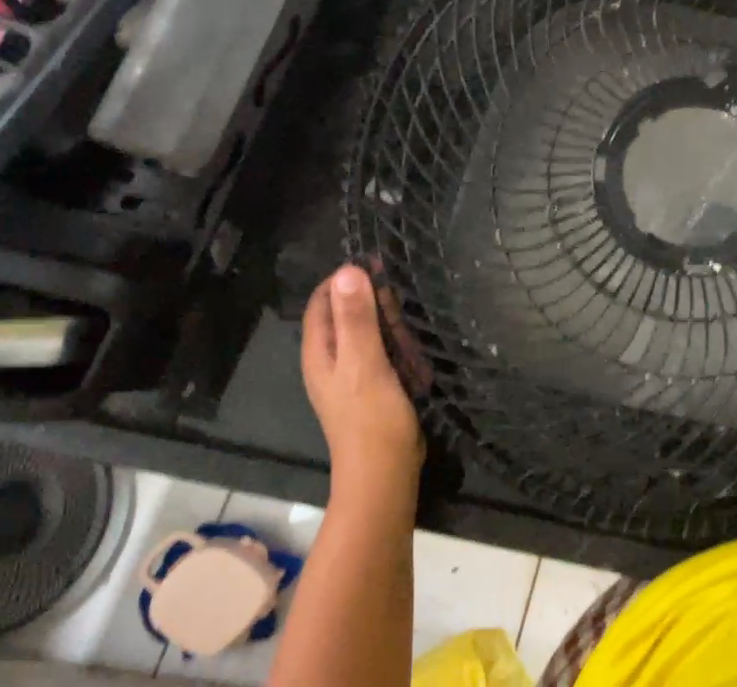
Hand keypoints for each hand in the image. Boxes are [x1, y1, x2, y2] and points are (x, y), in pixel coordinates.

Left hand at [302, 264, 423, 484]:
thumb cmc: (371, 418)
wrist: (385, 472)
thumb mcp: (365, 363)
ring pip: (367, 333)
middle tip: (401, 289)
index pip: (322, 300)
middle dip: (371, 299)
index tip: (378, 264)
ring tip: (412, 314)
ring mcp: (353, 375)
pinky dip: (397, 342)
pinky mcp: (374, 387)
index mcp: (320, 353)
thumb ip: (356, 319)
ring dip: (387, 321)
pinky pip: (383, 352)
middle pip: (346, 315)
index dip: (345, 279)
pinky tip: (416, 342)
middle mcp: (331, 360)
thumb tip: (347, 270)